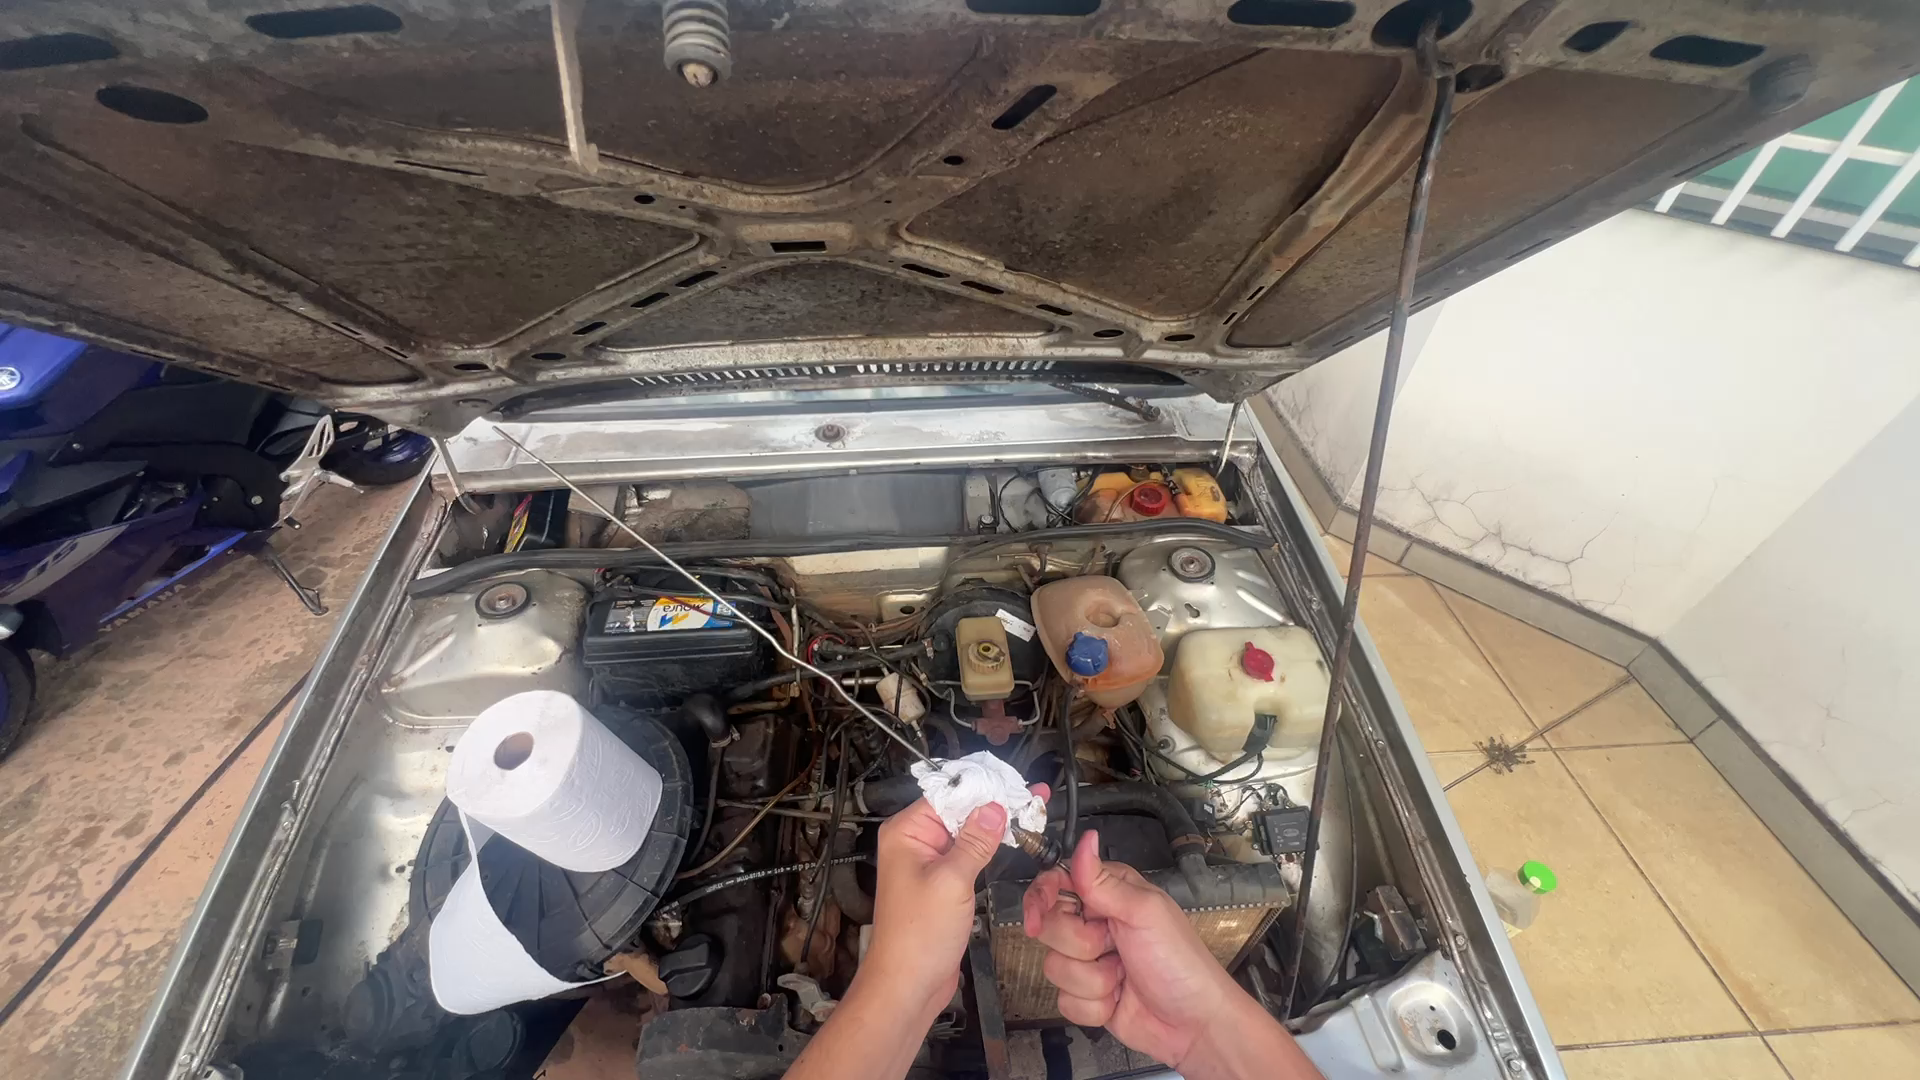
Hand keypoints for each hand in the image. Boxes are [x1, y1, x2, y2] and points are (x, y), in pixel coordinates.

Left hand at [859, 783, 1048, 1007]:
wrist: (908, 986)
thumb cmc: (916, 938)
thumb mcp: (952, 881)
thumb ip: (975, 842)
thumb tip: (994, 808)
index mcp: (907, 832)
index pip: (949, 794)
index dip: (983, 788)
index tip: (1014, 783)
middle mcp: (915, 841)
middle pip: (960, 809)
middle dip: (995, 802)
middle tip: (1030, 793)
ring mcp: (929, 861)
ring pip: (967, 830)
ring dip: (996, 822)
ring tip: (1028, 809)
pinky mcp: (942, 880)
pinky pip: (968, 852)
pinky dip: (990, 844)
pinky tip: (1011, 836)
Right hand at [1022, 831, 1321, 1079]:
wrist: (1195, 1025)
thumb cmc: (1179, 960)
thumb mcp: (1143, 912)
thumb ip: (1103, 881)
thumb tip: (1085, 837)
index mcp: (1105, 892)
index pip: (1055, 883)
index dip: (1040, 899)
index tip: (1036, 921)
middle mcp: (1092, 922)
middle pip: (1050, 927)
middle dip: (1081, 944)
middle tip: (1113, 946)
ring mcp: (1089, 961)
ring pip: (1055, 967)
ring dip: (1093, 979)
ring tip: (1122, 976)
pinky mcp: (1088, 996)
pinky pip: (1065, 1002)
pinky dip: (1093, 1006)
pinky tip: (1117, 1001)